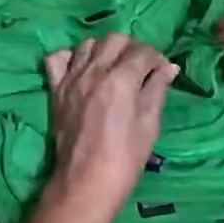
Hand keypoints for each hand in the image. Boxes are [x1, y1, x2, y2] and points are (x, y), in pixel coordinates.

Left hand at [42, 34, 177, 215]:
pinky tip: (82, 68)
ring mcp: (71, 78)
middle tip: (141, 66)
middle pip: (115, 39)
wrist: (85, 183)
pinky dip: (71, 57)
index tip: (162, 70)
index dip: (157, 57)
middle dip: (132, 47)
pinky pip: (57, 58)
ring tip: (114, 66)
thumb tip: (167, 68)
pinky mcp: (56, 89)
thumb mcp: (149, 125)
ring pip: (87, 44)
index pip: (142, 52)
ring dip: (104, 49)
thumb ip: (157, 90)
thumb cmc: (125, 159)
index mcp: (120, 79)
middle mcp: (94, 71)